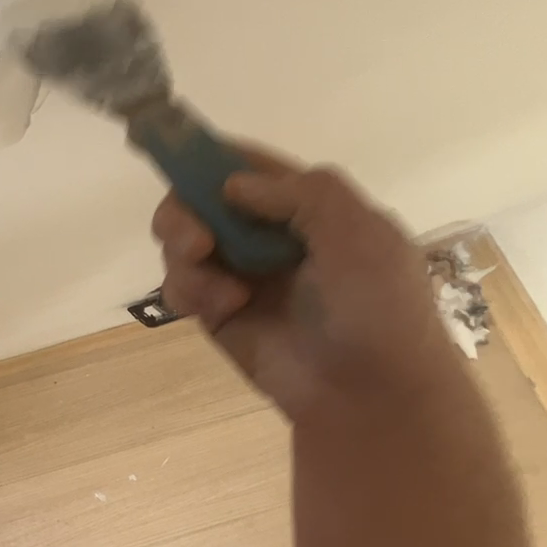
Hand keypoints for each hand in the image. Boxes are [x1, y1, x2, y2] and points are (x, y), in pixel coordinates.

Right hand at [153, 148, 458, 421]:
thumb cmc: (375, 309)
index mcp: (308, 207)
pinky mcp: (214, 309)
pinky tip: (220, 312)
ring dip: (188, 266)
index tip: (172, 155)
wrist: (363, 391)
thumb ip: (303, 196)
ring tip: (220, 297)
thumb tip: (232, 183)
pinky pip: (179, 287)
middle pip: (197, 203)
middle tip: (195, 245)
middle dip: (184, 218)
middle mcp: (266, 234)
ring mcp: (237, 273)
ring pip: (180, 245)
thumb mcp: (360, 237)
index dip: (209, 157)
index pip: (247, 166)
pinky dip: (189, 295)